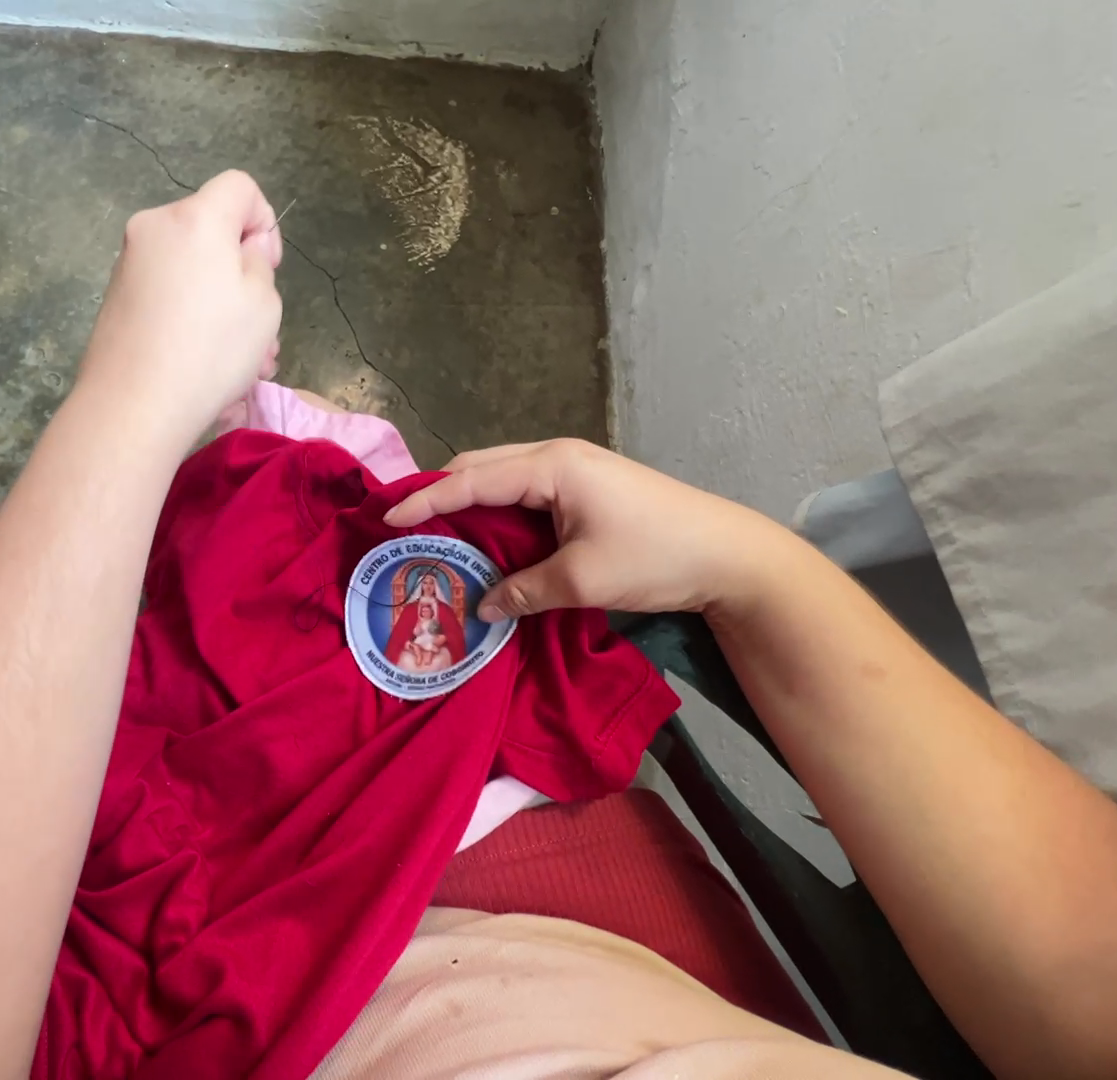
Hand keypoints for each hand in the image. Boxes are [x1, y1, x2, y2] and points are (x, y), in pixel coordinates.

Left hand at [74, 170, 283, 445]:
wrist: (134, 406)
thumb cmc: (210, 350)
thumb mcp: (263, 304)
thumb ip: (260, 264)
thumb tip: (244, 252)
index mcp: (194, 219)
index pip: (240, 186)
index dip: (265, 221)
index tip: (268, 267)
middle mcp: (154, 229)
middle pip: (213, 234)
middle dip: (243, 278)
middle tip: (262, 333)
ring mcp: (130, 266)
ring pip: (193, 274)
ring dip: (223, 311)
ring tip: (244, 366)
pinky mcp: (117, 301)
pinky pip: (170, 298)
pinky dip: (192, 321)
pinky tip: (207, 368)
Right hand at [382, 439, 800, 621]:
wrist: (730, 555)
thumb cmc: (655, 557)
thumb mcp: (581, 580)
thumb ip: (521, 590)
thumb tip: (479, 606)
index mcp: (552, 466)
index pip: (471, 479)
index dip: (426, 501)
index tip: (386, 520)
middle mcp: (557, 457)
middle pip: (481, 466)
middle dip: (441, 492)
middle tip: (408, 526)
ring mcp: (573, 469)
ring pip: (501, 476)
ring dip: (468, 501)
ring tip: (437, 534)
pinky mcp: (584, 488)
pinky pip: (523, 492)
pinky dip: (496, 511)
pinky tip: (486, 537)